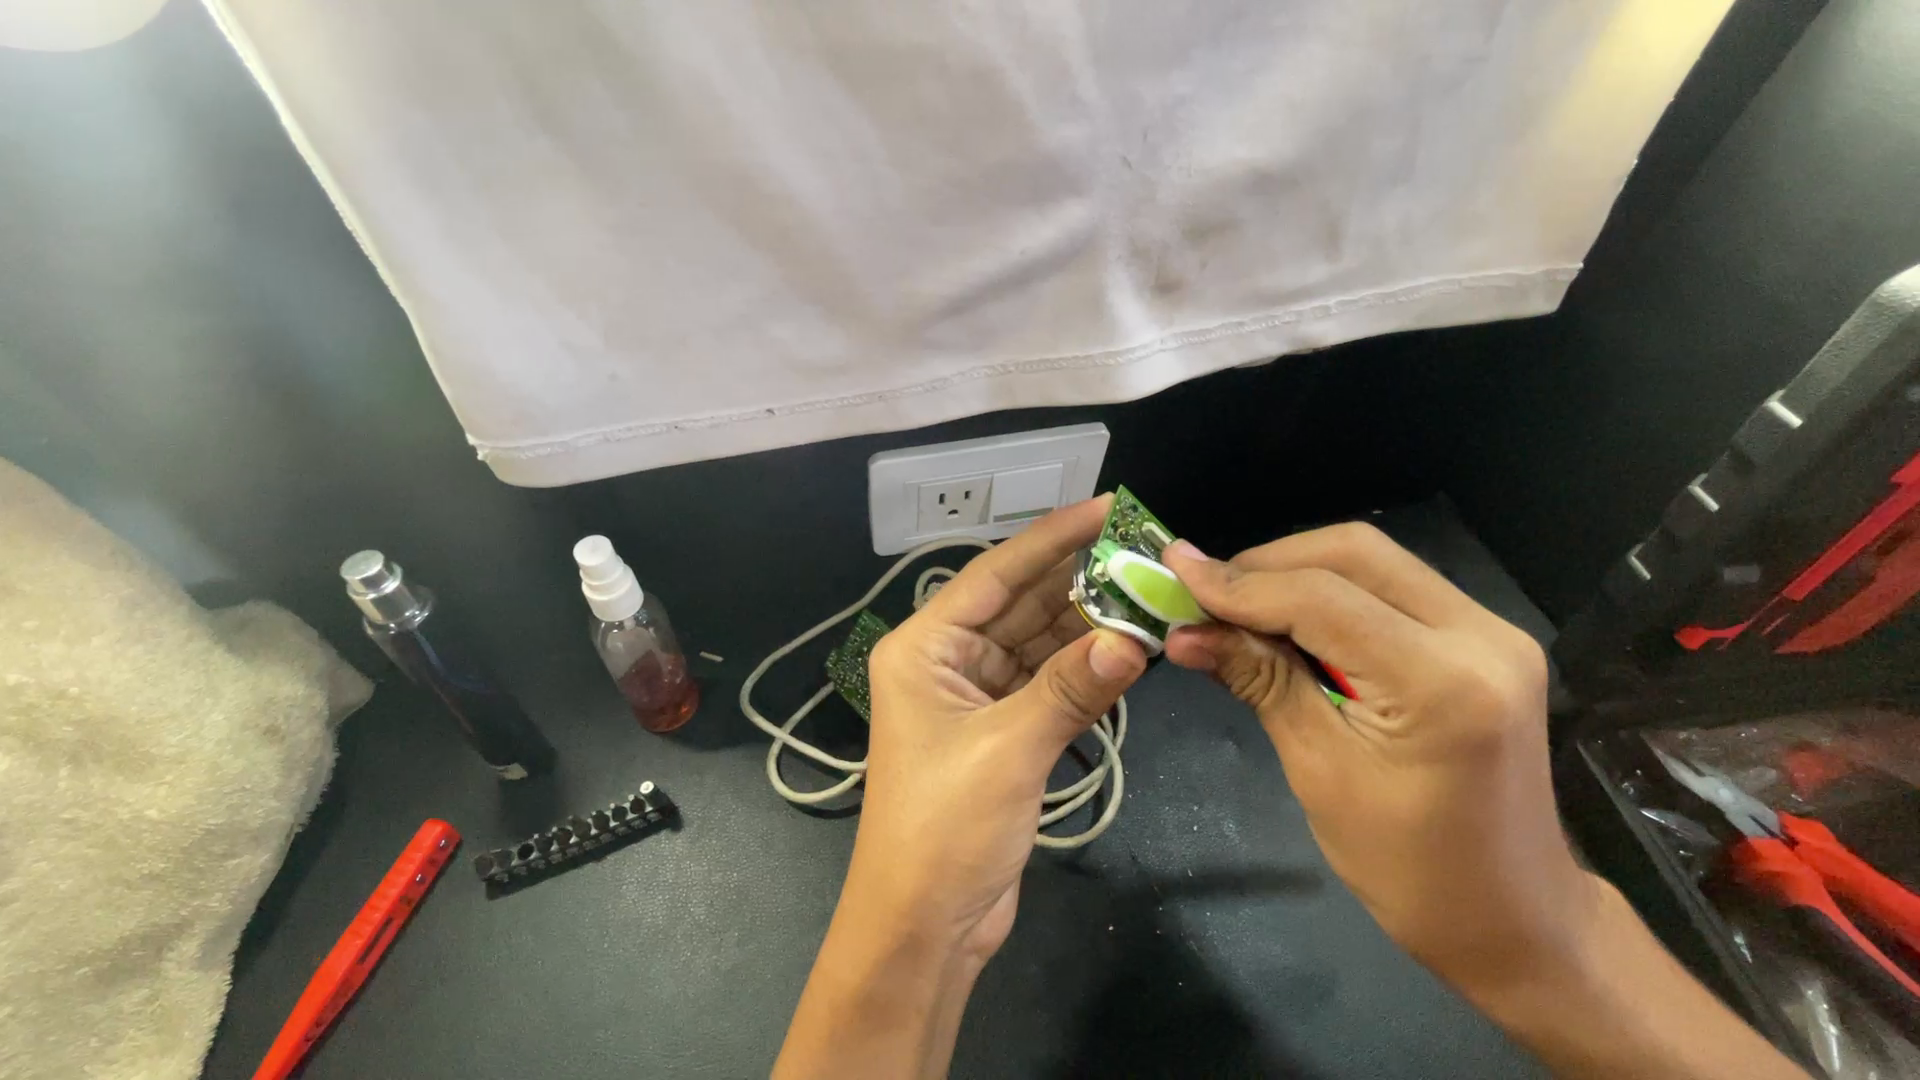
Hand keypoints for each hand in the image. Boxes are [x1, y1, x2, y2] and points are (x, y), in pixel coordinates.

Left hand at [776, 498, 1146, 1079]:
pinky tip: (1129, 648)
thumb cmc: (944, 829)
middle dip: (1079, 579)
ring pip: (1039, 643)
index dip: (1051, 538)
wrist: (924, 925)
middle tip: (1143, 550)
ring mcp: (976, 696)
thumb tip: (1134, 638)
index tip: (1106, 508)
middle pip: (1020, 604)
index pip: (994, 574)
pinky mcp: (1002, 731)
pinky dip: (1085, 669)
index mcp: (925, 648)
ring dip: (1088, 623)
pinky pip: (1048, 683)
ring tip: (1149, 594)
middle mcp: (947, 662)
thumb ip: (1071, 688)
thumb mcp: (1008, 749)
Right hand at [1160, 523, 1593, 995]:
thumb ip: (1258, 681)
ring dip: (1296, 573)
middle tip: (1202, 591)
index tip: (1173, 572)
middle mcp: (1481, 636)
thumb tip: (1184, 632)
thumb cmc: (1407, 867)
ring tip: (1233, 605)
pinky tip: (1286, 621)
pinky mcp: (1485, 640)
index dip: (1238, 583)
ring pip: (1374, 562)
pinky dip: (1330, 593)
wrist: (1512, 917)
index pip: (1322, 599)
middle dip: (1267, 564)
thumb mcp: (1318, 771)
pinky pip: (1393, 589)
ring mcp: (1492, 631)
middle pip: (1355, 554)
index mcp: (1443, 683)